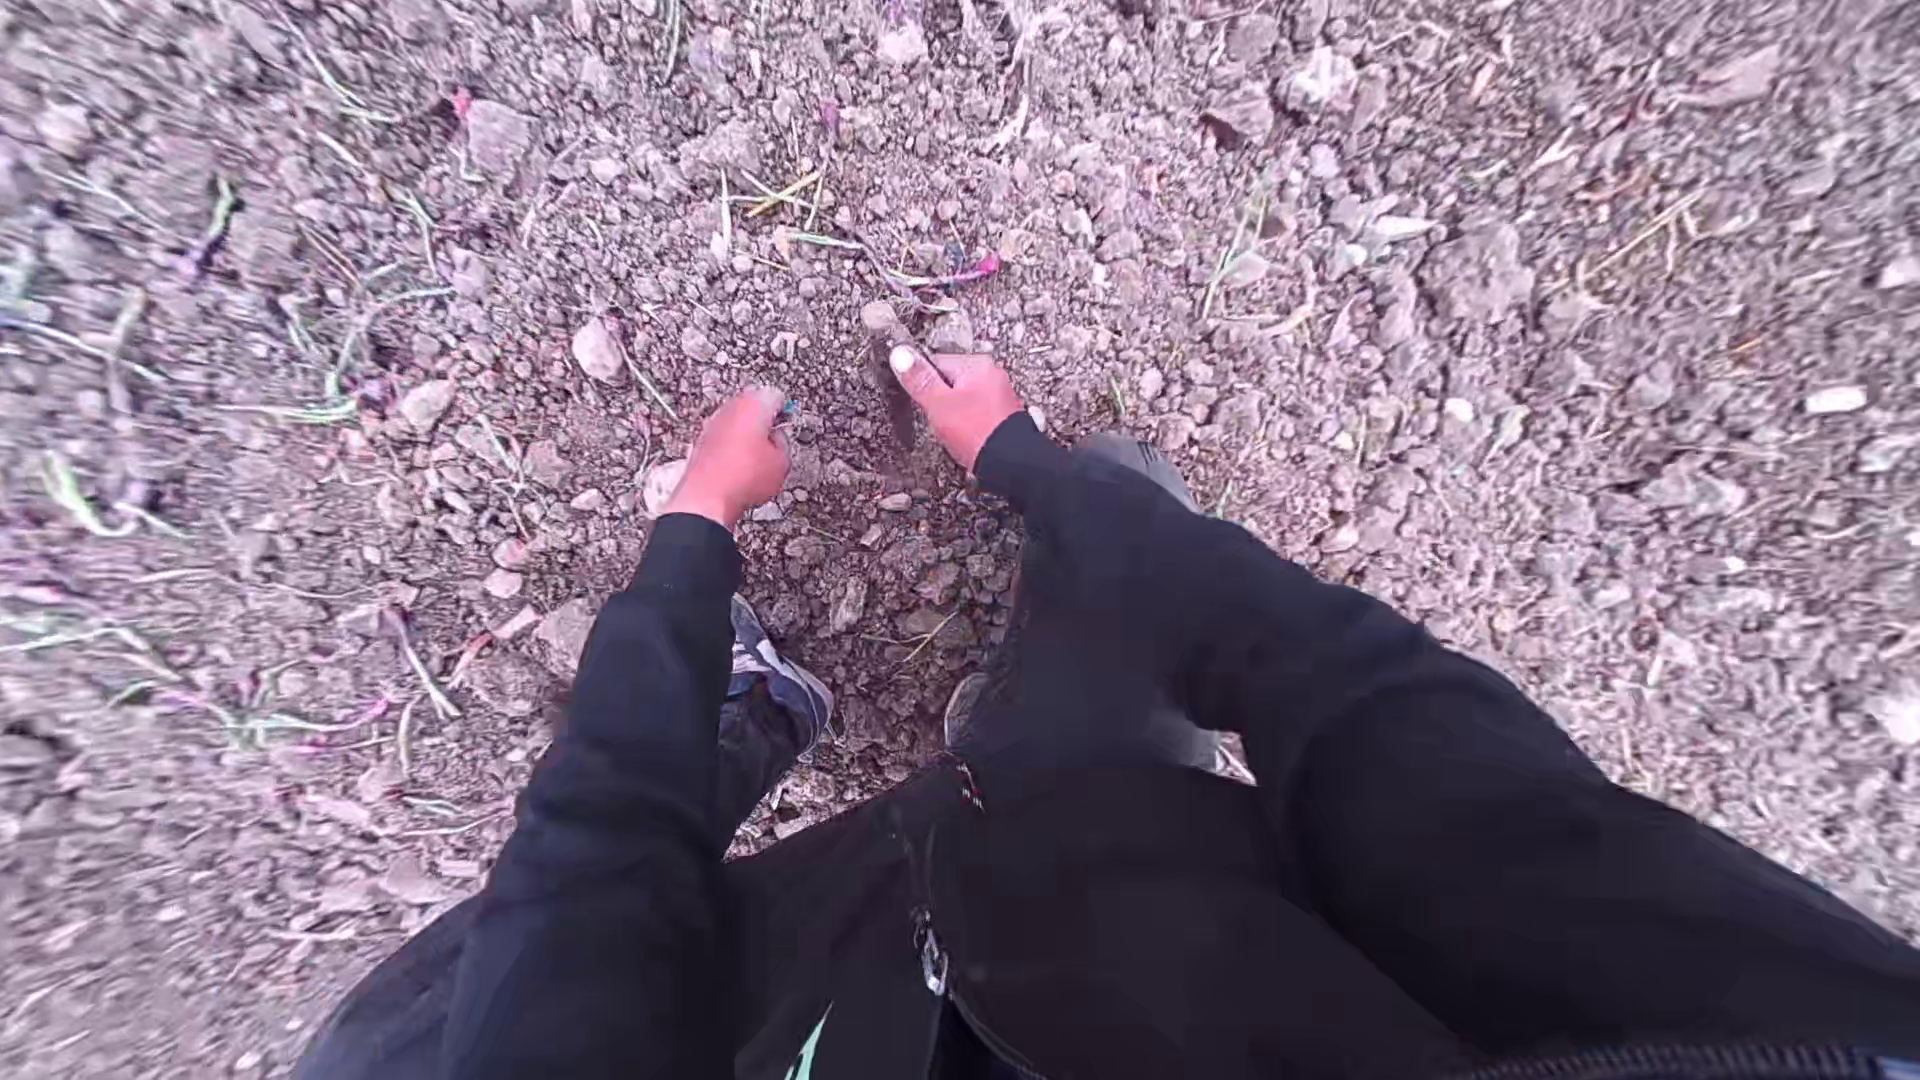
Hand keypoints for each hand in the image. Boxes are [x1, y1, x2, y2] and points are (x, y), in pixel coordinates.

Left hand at [662, 385, 788, 529]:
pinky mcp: (701, 441)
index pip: (776, 396)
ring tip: (758, 458)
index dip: (786, 411)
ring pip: (736, 420)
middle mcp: (730, 409)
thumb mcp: (782, 462)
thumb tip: (778, 438)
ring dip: (748, 432)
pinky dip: (733, 445)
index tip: (788, 424)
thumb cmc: (743, 479)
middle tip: (775, 441)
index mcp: (754, 406)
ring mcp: (713, 423)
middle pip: (752, 404)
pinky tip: (740, 465)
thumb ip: (784, 442)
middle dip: (764, 419)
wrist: (707, 499)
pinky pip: (724, 436)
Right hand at [889, 345, 1023, 471]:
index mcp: (977, 365)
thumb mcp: (939, 404)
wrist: (1010, 464)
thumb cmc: (979, 433)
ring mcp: (999, 398)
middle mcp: (993, 376)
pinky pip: (976, 417)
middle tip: (940, 419)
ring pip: (963, 401)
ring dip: (955, 416)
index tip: (923, 400)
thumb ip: (919, 379)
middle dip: (940, 401)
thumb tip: (900, 354)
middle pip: (951, 382)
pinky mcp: (1002, 419)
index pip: (936, 361)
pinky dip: (969, 427)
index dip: (923, 383)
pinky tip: (967, 439)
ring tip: (955, 432)